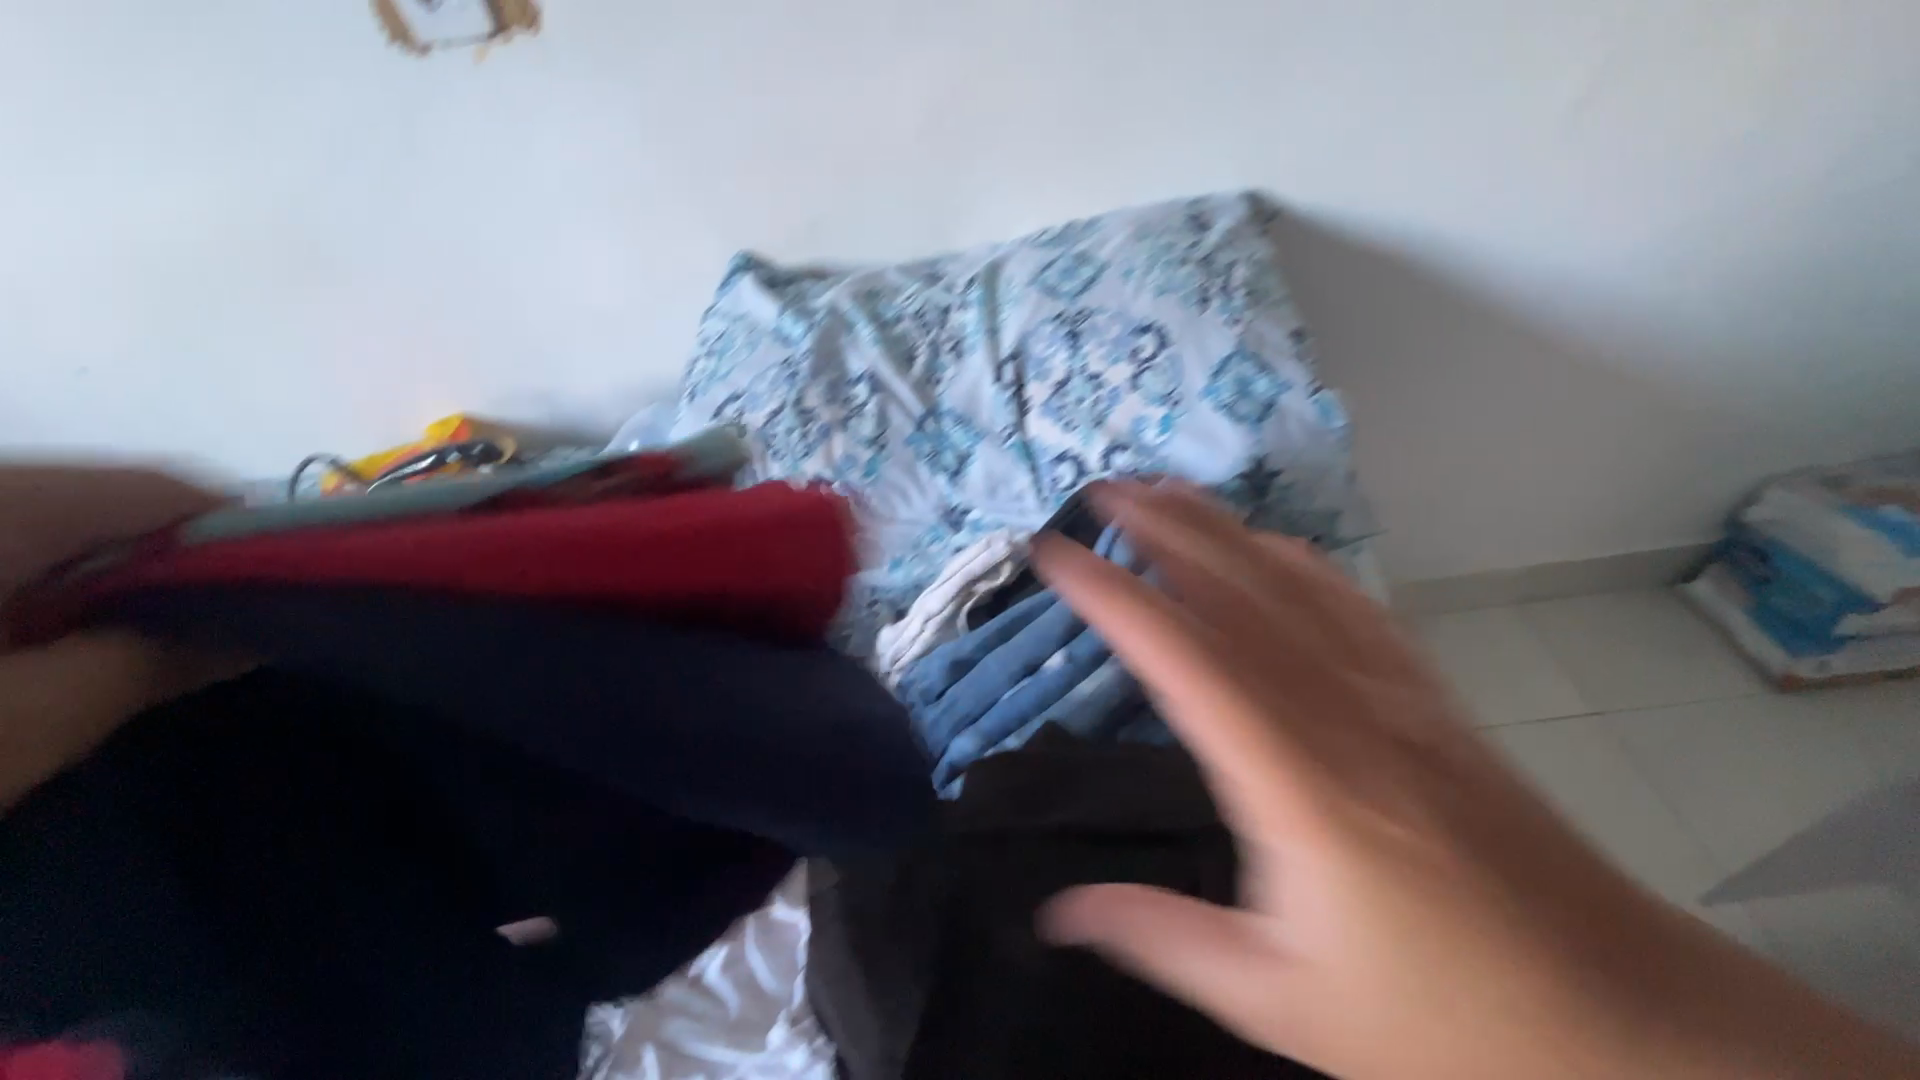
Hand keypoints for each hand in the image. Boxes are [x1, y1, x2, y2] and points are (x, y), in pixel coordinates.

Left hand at [0, 465, 241, 811]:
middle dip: (183, 573)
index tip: (297, 597)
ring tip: (132, 658)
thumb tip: (267, 630)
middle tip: (218, 642)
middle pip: (117, 511)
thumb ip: (156, 661)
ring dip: (113, 593)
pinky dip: (45, 600)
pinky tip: (43, 656)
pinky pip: (5, 558)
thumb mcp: (17, 726)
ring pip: (57, 537)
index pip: (171, 492)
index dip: (250, 536)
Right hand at [1032, 480, 1919, 1079]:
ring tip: (1167, 492)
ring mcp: (1397, 701)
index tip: (1057, 554)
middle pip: (1241, 596)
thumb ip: (1161, 939)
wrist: (1622, 1021)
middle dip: (1164, 531)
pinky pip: (1358, 611)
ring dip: (1226, 531)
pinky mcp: (1433, 705)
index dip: (1112, 597)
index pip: (1184, 660)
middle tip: (1102, 492)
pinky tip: (1275, 542)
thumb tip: (1055, 913)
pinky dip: (1305, 565)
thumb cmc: (1442, 1020)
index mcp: (1296, 784)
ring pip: (1296, 589)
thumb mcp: (1280, 1001)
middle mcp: (1344, 718)